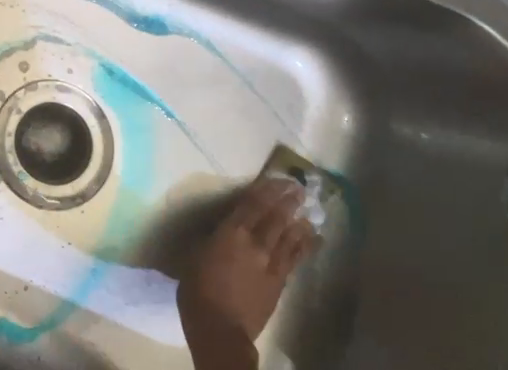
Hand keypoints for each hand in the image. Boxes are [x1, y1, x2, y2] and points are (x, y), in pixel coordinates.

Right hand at [177, 178, 317, 365]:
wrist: (220, 328)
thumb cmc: (197, 288)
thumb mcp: (196, 253)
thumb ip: (213, 237)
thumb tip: (222, 228)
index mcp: (232, 233)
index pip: (252, 205)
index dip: (265, 190)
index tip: (278, 179)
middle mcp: (256, 244)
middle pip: (275, 218)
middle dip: (287, 202)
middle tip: (299, 189)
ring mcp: (271, 264)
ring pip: (289, 237)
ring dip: (299, 222)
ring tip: (309, 211)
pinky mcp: (279, 283)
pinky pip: (295, 259)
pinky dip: (304, 247)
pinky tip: (311, 240)